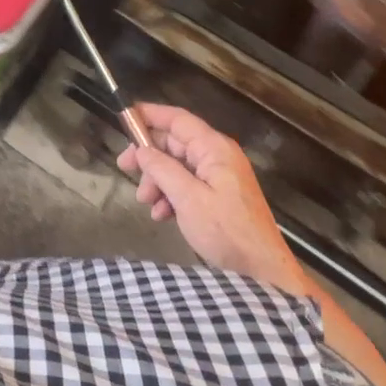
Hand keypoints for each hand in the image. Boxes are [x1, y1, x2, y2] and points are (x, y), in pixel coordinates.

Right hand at [117, 104, 308, 295]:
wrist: (262, 271)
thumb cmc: (226, 231)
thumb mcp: (188, 198)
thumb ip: (162, 169)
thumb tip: (141, 150)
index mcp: (214, 149)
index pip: (178, 119)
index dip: (149, 115)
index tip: (123, 116)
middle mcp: (217, 157)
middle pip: (174, 143)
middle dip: (149, 157)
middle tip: (124, 168)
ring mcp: (219, 177)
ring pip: (177, 166)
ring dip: (157, 180)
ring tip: (147, 202)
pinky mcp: (219, 196)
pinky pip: (187, 185)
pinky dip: (170, 195)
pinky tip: (162, 214)